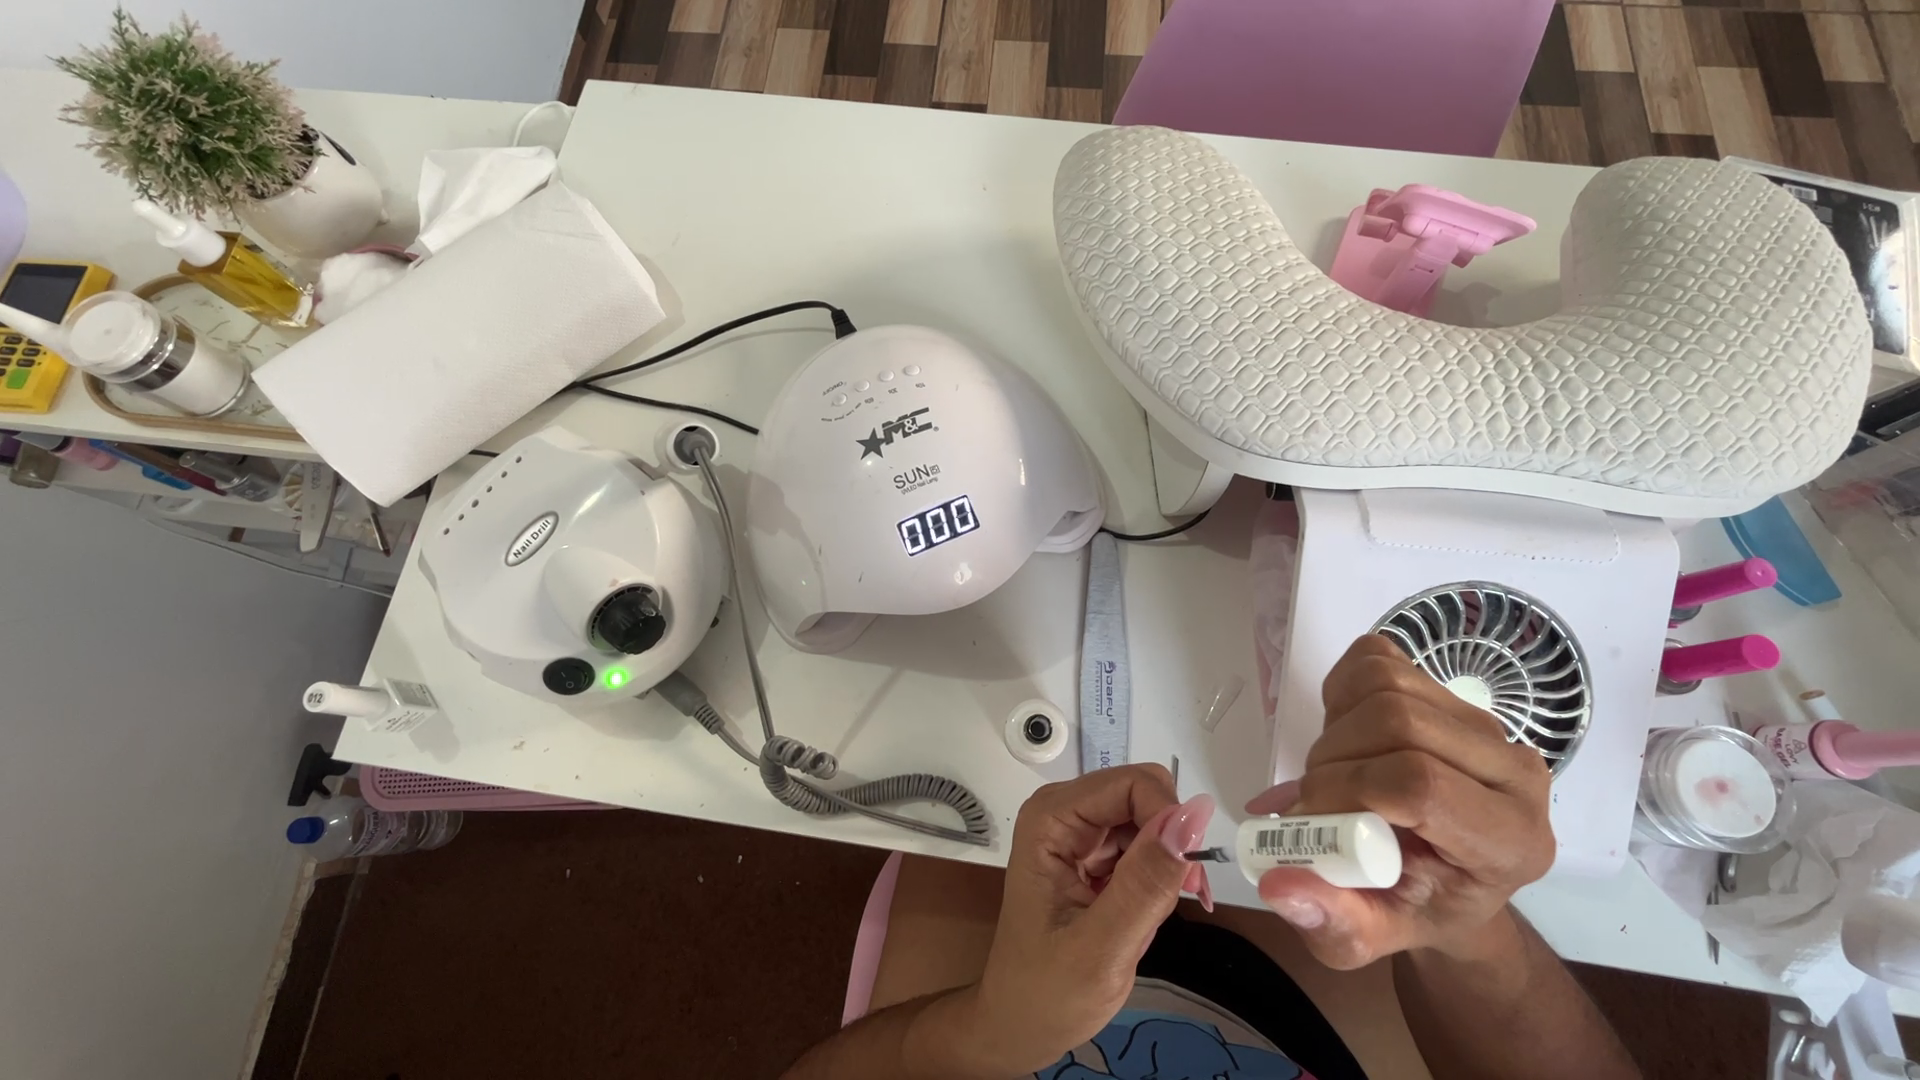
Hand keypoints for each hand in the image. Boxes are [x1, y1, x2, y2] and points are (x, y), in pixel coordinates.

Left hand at [958, 764, 1215, 1074]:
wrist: (1021, 1024)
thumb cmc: (1048, 992)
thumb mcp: (1102, 946)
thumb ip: (1146, 882)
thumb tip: (1192, 817)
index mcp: (1051, 818)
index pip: (1131, 783)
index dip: (1169, 818)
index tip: (1186, 875)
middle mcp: (1063, 812)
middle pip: (1143, 794)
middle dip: (1171, 842)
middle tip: (1175, 899)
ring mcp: (1079, 831)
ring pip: (1150, 819)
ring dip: (1167, 864)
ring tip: (1149, 917)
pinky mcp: (1094, 853)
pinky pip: (1146, 845)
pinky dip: (1160, 876)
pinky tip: (1145, 915)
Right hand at [1249, 634, 1554, 968]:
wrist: (1448, 878)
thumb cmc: (1414, 907)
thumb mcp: (1375, 935)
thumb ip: (1333, 923)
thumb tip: (1277, 883)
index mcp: (1508, 841)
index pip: (1420, 784)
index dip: (1344, 791)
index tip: (1308, 820)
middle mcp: (1513, 773)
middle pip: (1397, 722)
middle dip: (1330, 759)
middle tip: (1314, 799)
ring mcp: (1483, 725)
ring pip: (1386, 684)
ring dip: (1334, 725)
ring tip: (1333, 768)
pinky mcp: (1450, 692)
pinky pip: (1380, 660)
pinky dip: (1341, 689)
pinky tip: (1345, 733)